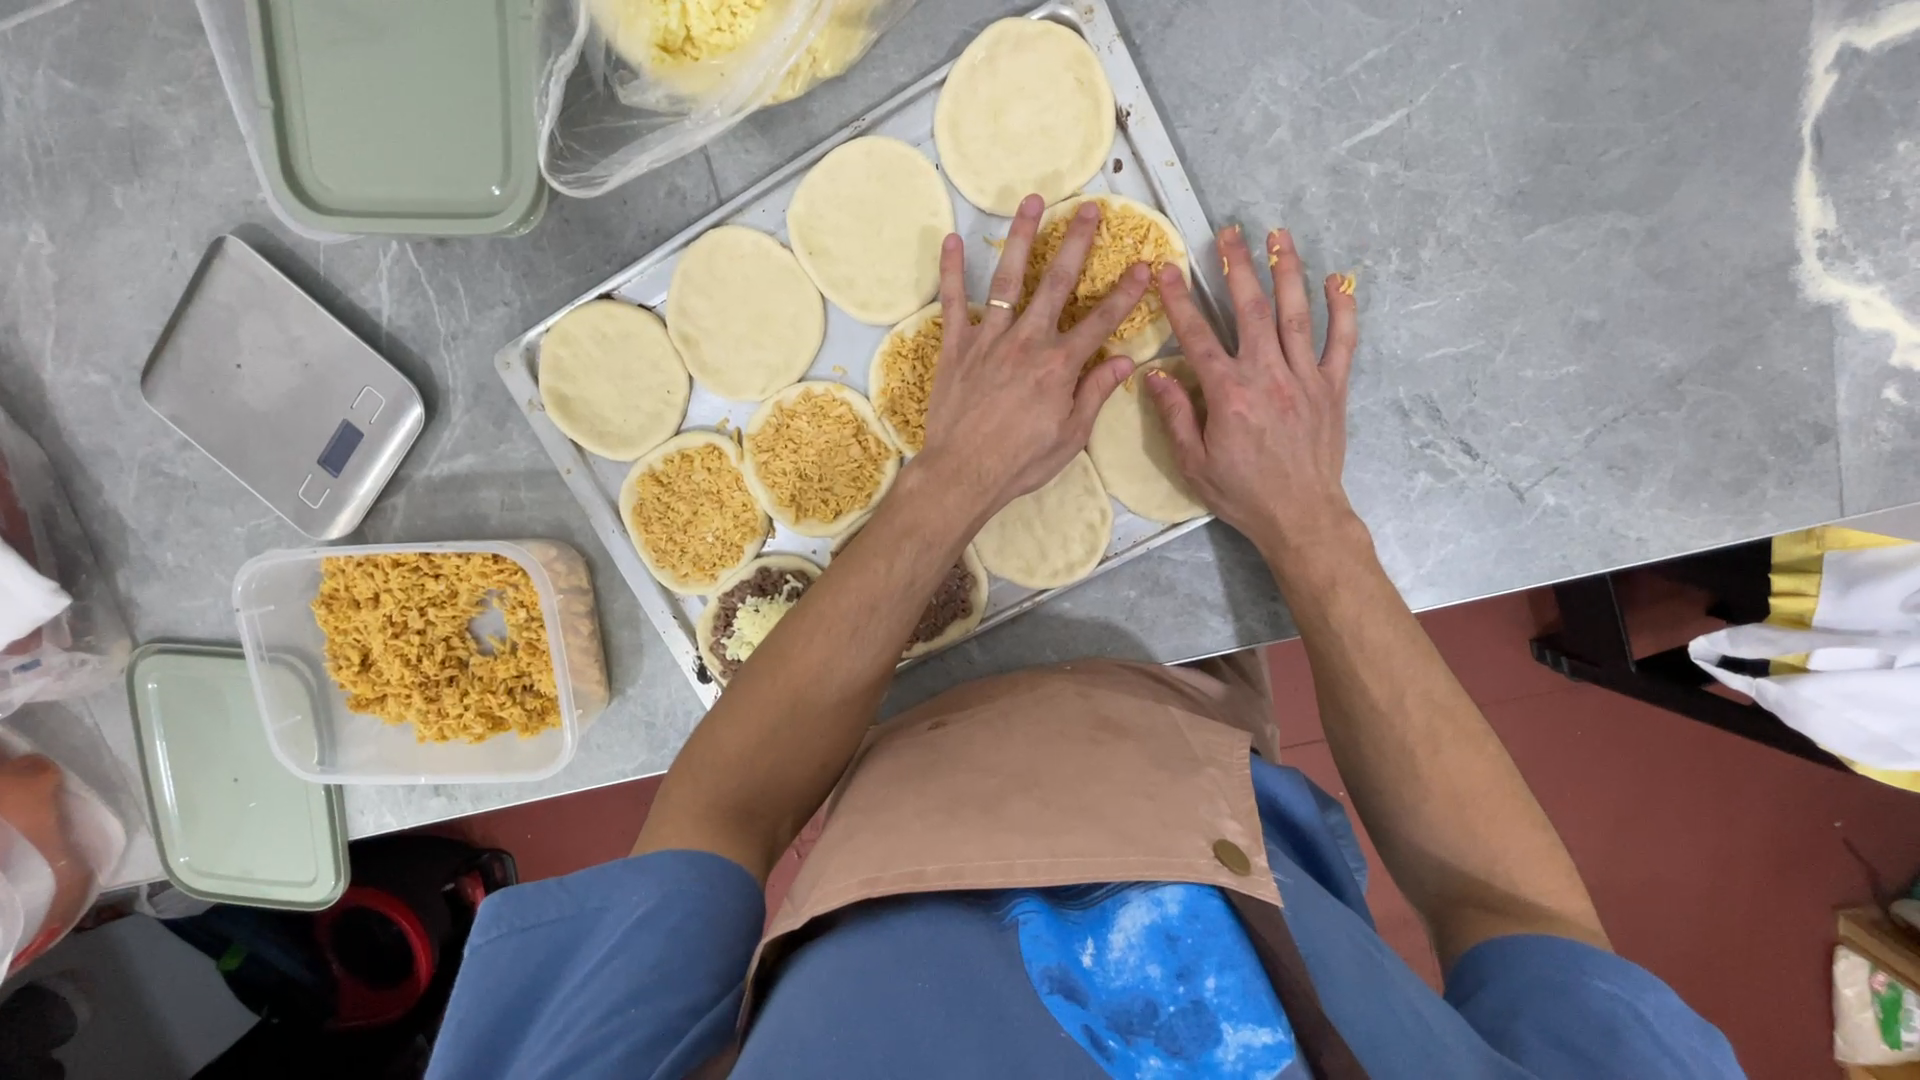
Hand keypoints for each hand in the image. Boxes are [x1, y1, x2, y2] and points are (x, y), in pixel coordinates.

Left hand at [916, 194, 1149, 523]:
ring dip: (1021, 237)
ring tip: (1031, 202)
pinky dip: (952, 271)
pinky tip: (953, 239)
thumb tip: (1126, 361)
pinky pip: (954, 302)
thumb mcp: (1070, 436)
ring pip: (1009, 279)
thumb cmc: (1020, 462)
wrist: (963, 473)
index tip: (1143, 265)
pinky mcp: (957, 347)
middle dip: (1076, 243)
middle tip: (1089, 209)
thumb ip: (1095, 393)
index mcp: (1060, 366)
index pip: (1101, 321)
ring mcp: (990, 340)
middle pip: (1057, 283)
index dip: (1125, 293)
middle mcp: (1028, 342)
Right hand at [1147, 225, 1359, 556]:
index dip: (1180, 301)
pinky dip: (1342, 309)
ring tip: (1279, 236)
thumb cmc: (1242, 494)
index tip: (1168, 270)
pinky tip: (1339, 280)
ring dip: (1286, 271)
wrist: (1300, 516)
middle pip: (1252, 310)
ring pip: (1296, 314)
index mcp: (1228, 394)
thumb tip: (1154, 376)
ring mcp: (1305, 378)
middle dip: (1237, 267)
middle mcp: (1267, 376)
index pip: (1198, 337)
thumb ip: (1176, 415)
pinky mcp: (1332, 388)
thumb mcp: (1194, 463)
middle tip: (1229, 233)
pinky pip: (1341, 342)